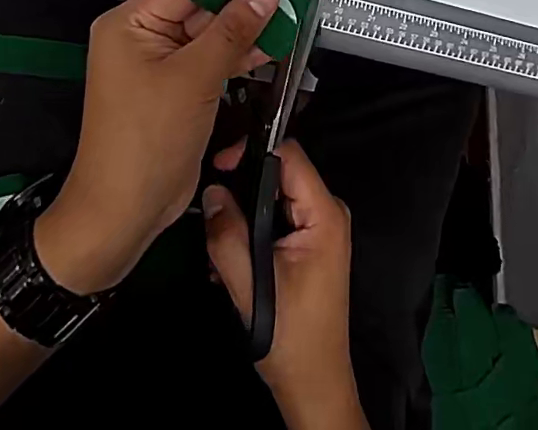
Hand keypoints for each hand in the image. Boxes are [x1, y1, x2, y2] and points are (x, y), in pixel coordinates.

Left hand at [35, 0, 278, 296]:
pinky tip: (267, 49)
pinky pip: (211, 60)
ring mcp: (159, 64)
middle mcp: (142, 38)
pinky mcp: (176, 88)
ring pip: (210, 35)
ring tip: (284, 21)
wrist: (126, 209)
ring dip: (246, 31)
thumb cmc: (140, 145)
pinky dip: (238, 56)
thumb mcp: (193, 77)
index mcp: (130, 24)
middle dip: (244, 6)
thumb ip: (232, 31)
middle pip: (202, 8)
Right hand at [203, 140, 365, 429]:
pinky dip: (250, 228)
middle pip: (280, 173)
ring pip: (273, 195)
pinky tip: (229, 259)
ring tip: (216, 243)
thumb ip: (228, 235)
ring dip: (242, 213)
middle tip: (210, 209)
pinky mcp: (309, 240)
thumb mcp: (251, 287)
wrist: (314, 385)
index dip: (252, 152)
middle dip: (241, 186)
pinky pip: (275, 214)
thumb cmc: (290, 338)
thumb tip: (212, 192)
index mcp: (324, 215)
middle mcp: (327, 211)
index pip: (289, 155)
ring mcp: (320, 226)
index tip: (219, 167)